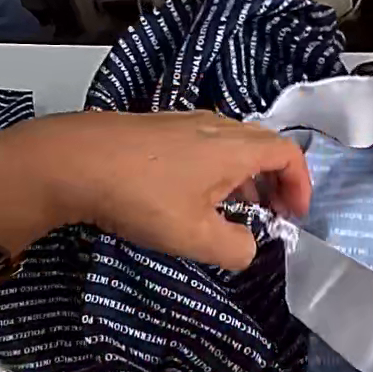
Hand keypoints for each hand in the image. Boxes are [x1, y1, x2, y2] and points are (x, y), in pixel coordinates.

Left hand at [0, 110, 309, 269]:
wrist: (71, 161)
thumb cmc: (142, 197)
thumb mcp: (195, 236)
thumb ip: (235, 249)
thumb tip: (249, 248)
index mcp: (235, 147)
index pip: (288, 154)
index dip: (300, 185)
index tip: (294, 217)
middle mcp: (217, 126)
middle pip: (264, 146)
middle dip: (276, 182)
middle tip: (271, 215)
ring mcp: (185, 122)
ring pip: (234, 145)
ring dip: (246, 177)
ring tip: (235, 210)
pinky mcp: (159, 127)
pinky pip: (207, 144)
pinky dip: (219, 169)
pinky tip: (193, 195)